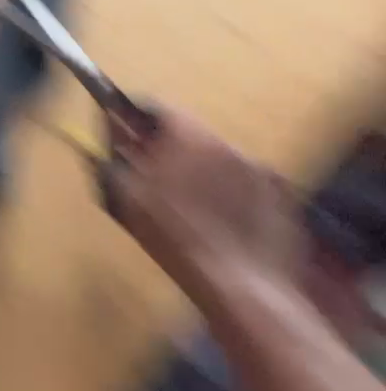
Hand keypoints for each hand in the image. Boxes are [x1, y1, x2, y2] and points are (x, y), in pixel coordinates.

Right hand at [105, 108, 304, 303]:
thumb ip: (112, 149)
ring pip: (216, 156)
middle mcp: (229, 146)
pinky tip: (213, 215)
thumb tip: (107, 125)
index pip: (157, 106)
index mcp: (189, 138)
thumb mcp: (122, 190)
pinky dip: (224, 187)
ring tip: (180, 196)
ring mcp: (261, 172)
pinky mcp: (282, 198)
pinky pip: (242, 181)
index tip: (118, 131)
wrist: (240, 284)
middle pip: (189, 130)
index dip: (132, 115)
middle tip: (144, 167)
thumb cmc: (171, 233)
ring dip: (195, 165)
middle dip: (164, 142)